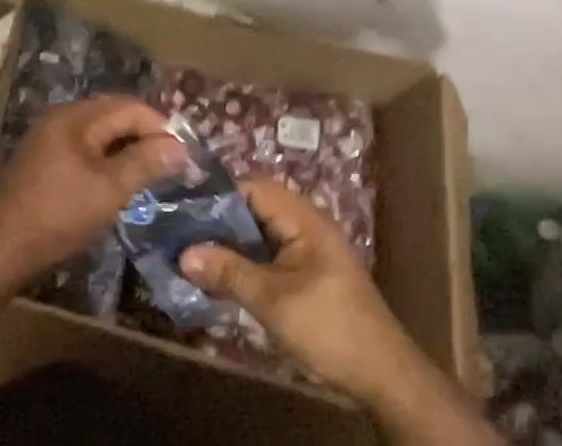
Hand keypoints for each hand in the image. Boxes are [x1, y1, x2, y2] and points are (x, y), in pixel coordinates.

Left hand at [0, 97, 189, 276]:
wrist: (1, 245)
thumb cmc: (59, 213)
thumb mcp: (109, 189)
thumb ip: (145, 162)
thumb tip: (179, 146)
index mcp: (77, 117)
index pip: (130, 106)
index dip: (161, 126)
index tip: (185, 156)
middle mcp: (62, 118)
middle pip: (114, 114)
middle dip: (145, 134)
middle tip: (172, 163)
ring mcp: (50, 138)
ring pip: (100, 133)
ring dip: (127, 148)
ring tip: (152, 174)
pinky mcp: (44, 159)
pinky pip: (85, 148)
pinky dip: (107, 159)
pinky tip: (119, 183)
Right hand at [180, 179, 407, 391]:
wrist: (384, 376)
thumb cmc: (330, 328)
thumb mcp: (273, 301)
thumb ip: (228, 272)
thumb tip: (183, 254)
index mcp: (305, 219)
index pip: (253, 186)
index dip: (216, 194)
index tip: (180, 208)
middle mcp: (307, 225)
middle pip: (254, 207)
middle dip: (217, 219)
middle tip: (177, 232)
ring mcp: (308, 249)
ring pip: (259, 232)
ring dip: (228, 242)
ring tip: (189, 253)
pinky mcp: (307, 273)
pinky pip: (267, 254)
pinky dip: (243, 260)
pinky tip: (217, 277)